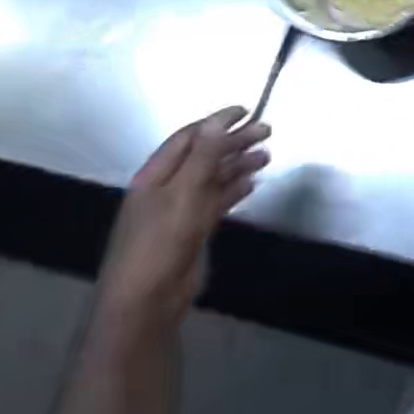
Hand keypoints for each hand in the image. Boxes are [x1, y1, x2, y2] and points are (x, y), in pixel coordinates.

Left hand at [94, 106, 270, 328]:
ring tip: (266, 156)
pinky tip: (251, 184)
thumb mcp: (184, 193)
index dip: (217, 122)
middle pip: (203, 156)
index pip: (189, 137)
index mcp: (155, 175)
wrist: (146, 302)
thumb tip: (217, 119)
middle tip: (267, 132)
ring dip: (238, 164)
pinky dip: (233, 189)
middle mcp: (166, 188)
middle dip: (234, 141)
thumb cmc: (161, 242)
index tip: (247, 111)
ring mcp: (178, 211)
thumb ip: (203, 156)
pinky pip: (215, 201)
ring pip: (212, 178)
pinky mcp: (191, 230)